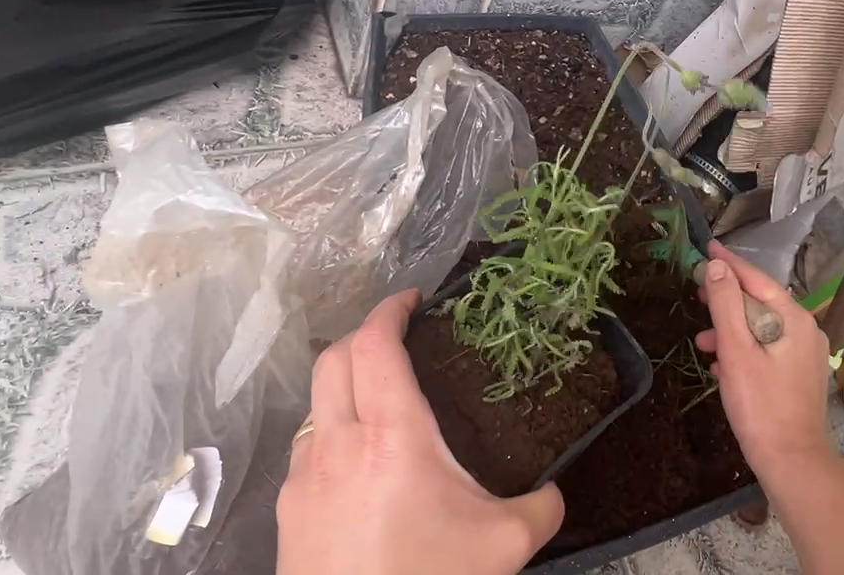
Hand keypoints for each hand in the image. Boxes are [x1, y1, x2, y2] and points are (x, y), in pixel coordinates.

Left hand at [276, 289, 563, 574]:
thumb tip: (557, 491)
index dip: (390, 310)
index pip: (374, 344)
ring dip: (345, 384)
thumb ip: (542, 505)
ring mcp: (303, 480)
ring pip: (315, 403)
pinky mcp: (286, 515)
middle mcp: (337, 444)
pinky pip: (306, 449)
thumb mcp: (503, 544)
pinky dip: (331, 432)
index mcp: (391, 434)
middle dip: (365, 334)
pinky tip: (360, 464)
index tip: (414, 299)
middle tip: (401, 337)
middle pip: (334, 358)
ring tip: (382, 400)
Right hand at [694, 241, 833, 478]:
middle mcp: (805, 329)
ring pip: (761, 328)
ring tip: (703, 342)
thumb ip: (726, 305)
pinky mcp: (800, 375)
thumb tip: (718, 267)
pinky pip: (768, 348)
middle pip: (760, 301)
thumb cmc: (761, 406)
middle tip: (697, 293)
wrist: (793, 463)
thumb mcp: (736, 350)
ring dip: (731, 330)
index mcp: (794, 318)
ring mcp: (805, 353)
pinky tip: (722, 365)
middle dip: (727, 299)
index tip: (707, 246)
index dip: (729, 263)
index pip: (756, 278)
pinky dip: (744, 349)